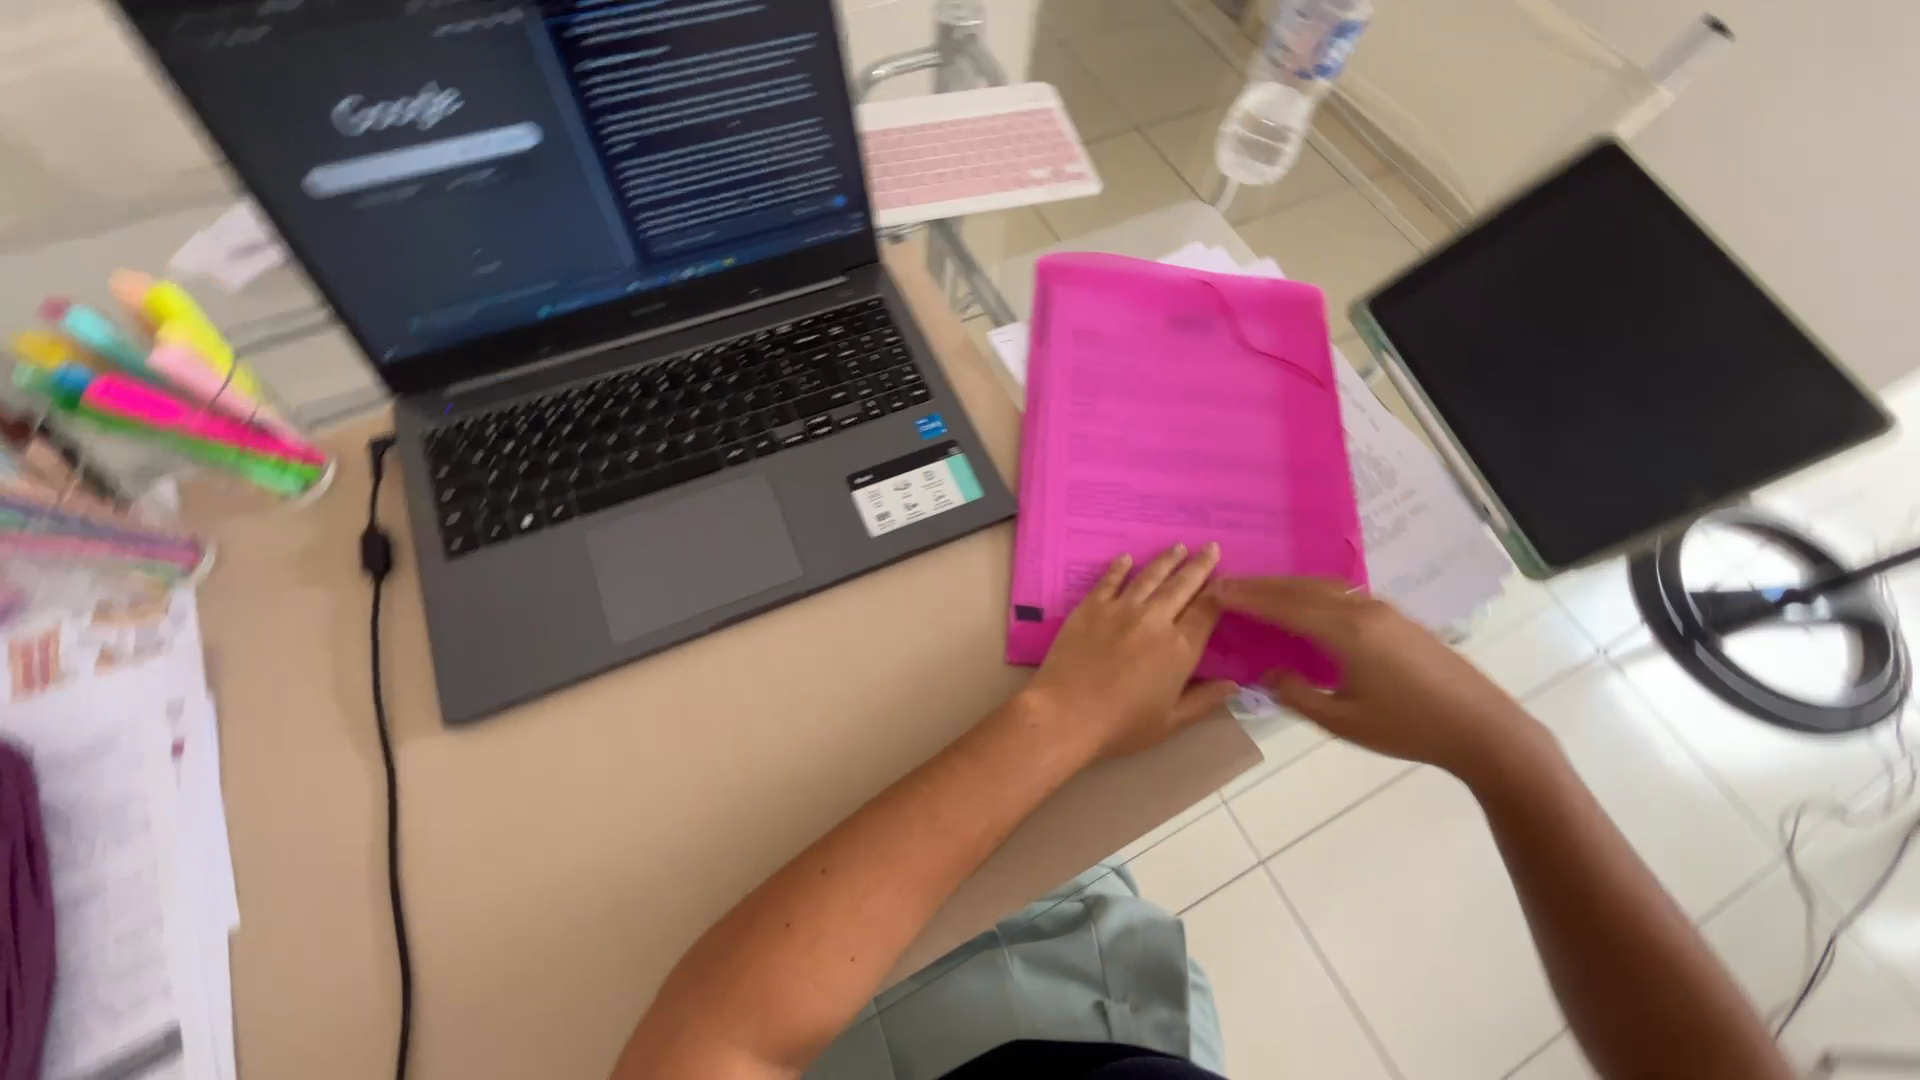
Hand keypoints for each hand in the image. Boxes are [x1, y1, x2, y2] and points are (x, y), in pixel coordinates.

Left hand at [1027, 544, 1237, 759]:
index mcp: (1180, 648)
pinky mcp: (1090, 607)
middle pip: (1183, 586)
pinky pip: (1109, 580)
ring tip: (1179, 547)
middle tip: (1211, 547)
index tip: (1226, 578)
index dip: (1219, 593)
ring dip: (1166, 560)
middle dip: (1200, 565)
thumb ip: (1204, 700)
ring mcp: (1120, 609)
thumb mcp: (1171, 722)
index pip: (1207, 611)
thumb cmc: (1121, 726)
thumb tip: (1235, 685)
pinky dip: (1120, 567)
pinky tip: (1127, 558)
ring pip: (1149, 576)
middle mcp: (1155, 620)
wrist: (1065, 714)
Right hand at [1211, 578, 1549, 779]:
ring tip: (1256, 591)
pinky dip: (1309, 593)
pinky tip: (1302, 604)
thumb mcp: (1344, 721)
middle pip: (1301, 588)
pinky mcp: (1397, 618)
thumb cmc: (1410, 730)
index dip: (1247, 598)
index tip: (1214, 591)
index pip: (1284, 606)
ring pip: (1322, 587)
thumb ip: (1298, 694)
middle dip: (1260, 586)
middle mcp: (1363, 610)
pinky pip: (1341, 594)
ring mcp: (1383, 610)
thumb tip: (1270, 673)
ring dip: (1285, 586)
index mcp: (1347, 632)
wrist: (1485, 730)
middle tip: (1225, 586)